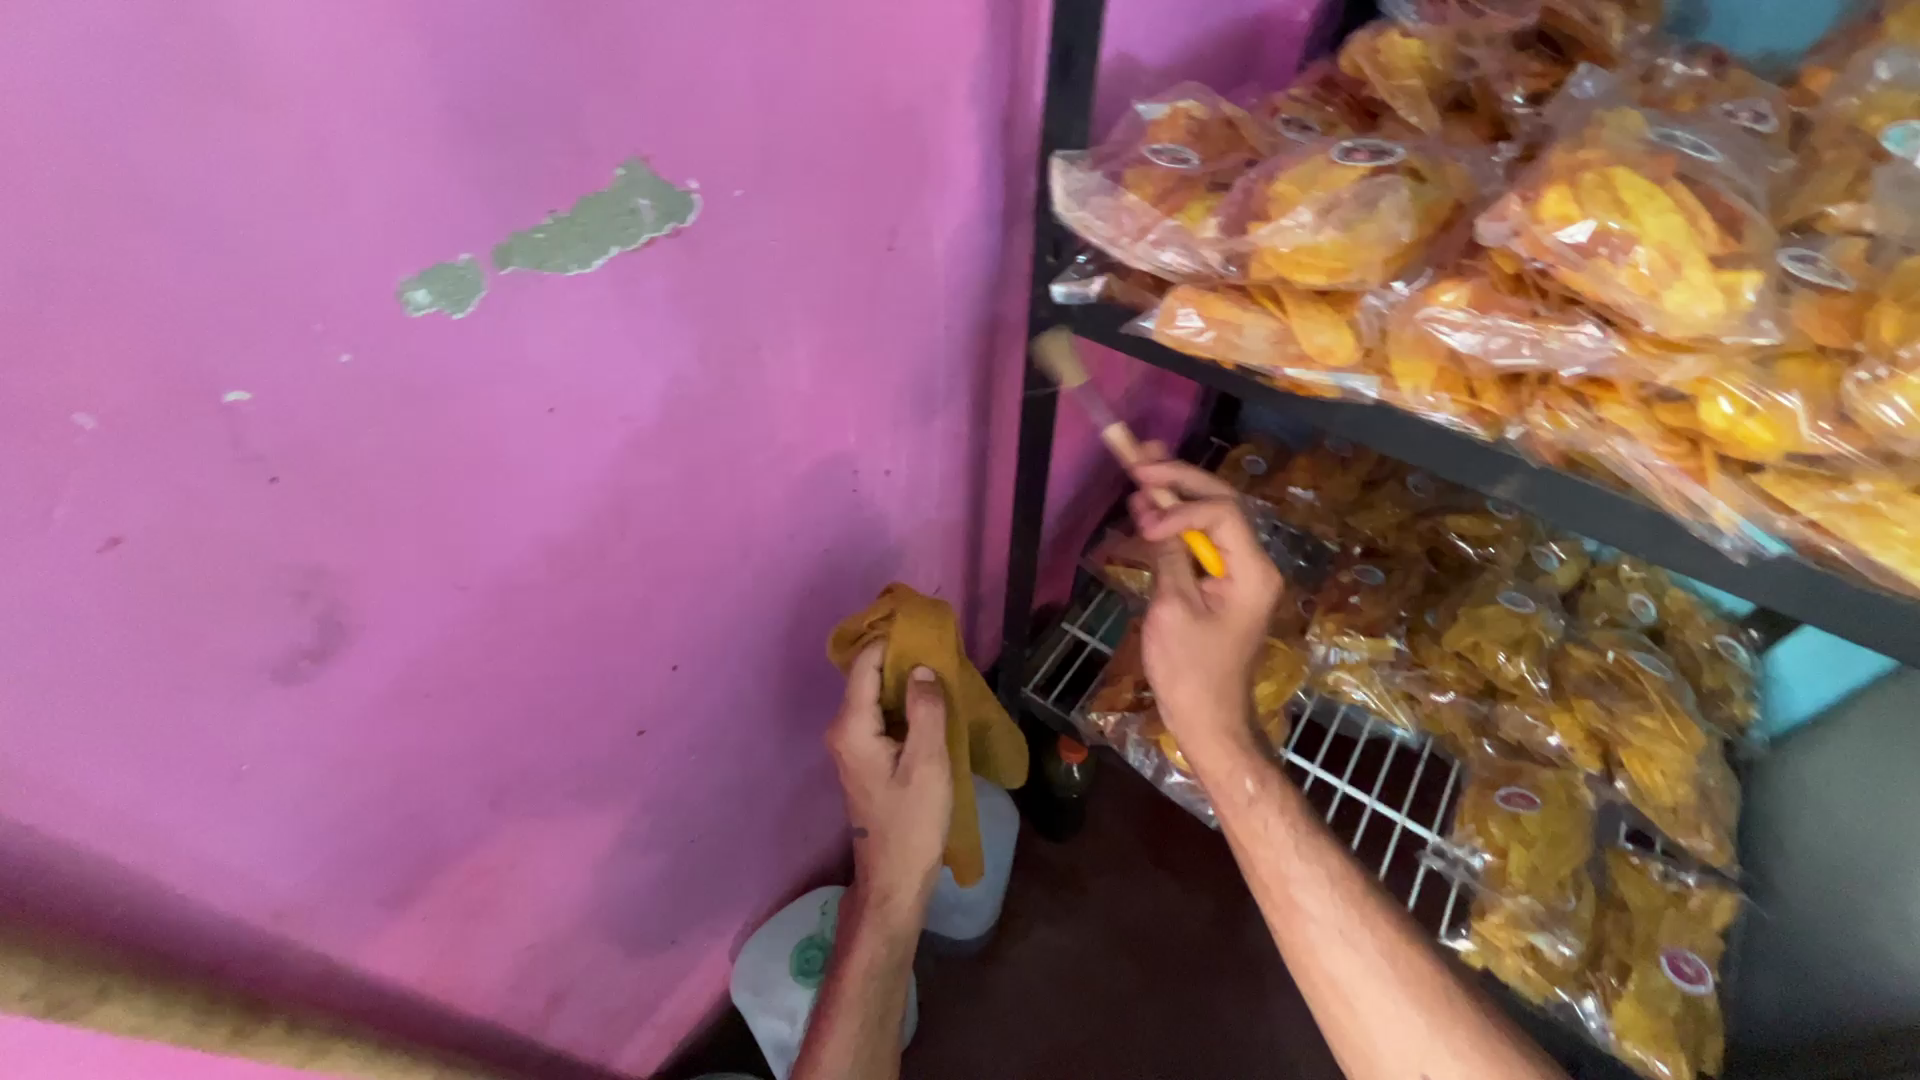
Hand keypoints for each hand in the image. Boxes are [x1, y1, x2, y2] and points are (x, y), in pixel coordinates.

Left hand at [825, 644, 953, 926]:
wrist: (894, 878)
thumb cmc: (912, 822)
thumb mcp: (928, 762)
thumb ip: (925, 710)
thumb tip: (921, 668)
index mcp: (852, 727)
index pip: (864, 664)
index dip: (891, 641)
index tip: (923, 630)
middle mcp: (842, 730)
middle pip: (866, 677)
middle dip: (900, 659)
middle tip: (938, 650)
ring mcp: (850, 745)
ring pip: (874, 696)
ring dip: (902, 682)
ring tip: (938, 671)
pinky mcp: (863, 757)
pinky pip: (879, 715)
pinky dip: (901, 705)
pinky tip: (928, 704)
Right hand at [1129, 457, 1284, 765]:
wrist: (1207, 719)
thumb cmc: (1190, 671)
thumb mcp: (1173, 609)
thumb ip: (1169, 556)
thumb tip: (1153, 514)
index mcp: (1253, 570)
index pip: (1220, 513)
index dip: (1179, 508)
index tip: (1142, 524)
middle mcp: (1254, 564)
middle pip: (1219, 504)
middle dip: (1179, 480)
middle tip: (1140, 457)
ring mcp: (1238, 575)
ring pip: (1209, 520)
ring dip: (1174, 495)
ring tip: (1142, 466)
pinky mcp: (1221, 586)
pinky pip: (1200, 544)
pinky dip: (1173, 526)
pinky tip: (1146, 509)